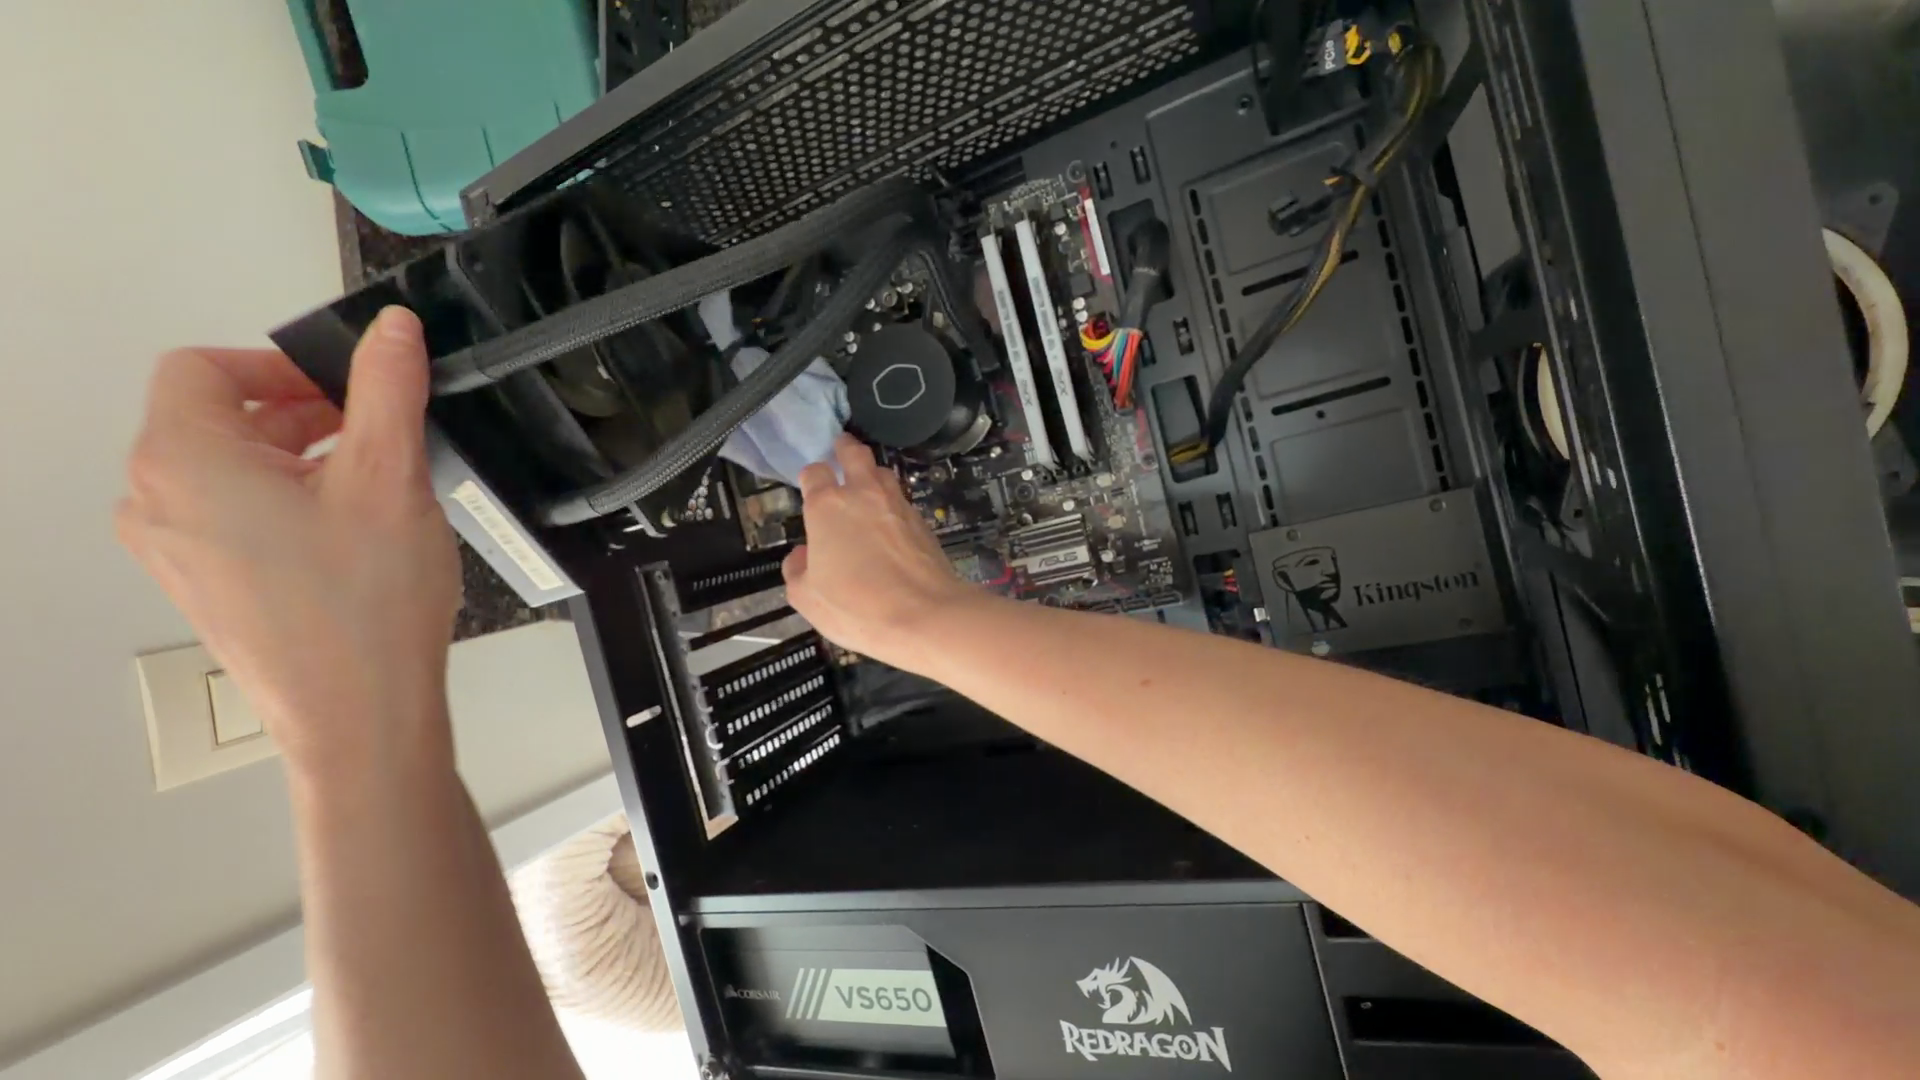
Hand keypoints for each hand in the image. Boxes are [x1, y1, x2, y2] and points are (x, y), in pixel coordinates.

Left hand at [118, 308, 460, 780]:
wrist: (358, 712)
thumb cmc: (369, 595)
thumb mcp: (390, 476)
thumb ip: (388, 389)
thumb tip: (393, 326)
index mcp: (182, 460)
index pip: (205, 367)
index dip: (283, 365)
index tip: (356, 393)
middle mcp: (153, 501)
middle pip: (217, 418)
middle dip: (304, 415)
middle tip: (383, 442)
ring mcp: (172, 551)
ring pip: (230, 470)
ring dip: (302, 461)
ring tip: (376, 494)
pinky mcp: (203, 586)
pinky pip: (235, 516)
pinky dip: (289, 504)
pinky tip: (353, 538)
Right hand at [783, 436, 980, 669]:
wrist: (924, 617)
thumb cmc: (857, 607)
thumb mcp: (807, 597)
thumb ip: (797, 570)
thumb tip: (803, 556)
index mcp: (828, 506)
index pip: (815, 472)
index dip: (811, 477)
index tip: (810, 485)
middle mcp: (864, 495)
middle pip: (856, 454)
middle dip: (845, 449)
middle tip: (840, 450)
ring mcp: (898, 506)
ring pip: (884, 474)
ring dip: (873, 475)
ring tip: (866, 487)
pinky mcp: (923, 523)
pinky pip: (902, 502)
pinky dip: (892, 505)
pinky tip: (889, 524)